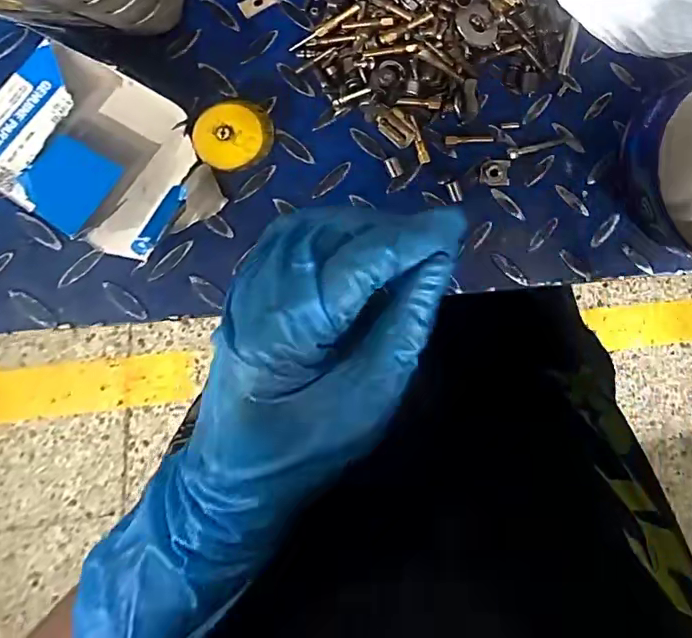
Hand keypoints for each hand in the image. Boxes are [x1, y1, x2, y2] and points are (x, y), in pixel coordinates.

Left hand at [76, 207, 466, 635]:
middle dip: (394, 230)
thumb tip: (440, 258)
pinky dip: (340, 231)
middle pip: (339, 232)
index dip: (413, 237)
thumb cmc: (309, 446)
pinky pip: (300, 231)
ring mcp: (248, 279)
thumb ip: (408, 321)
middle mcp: (262, 290)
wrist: (234, 469)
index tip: (457, 222)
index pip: (362, 260)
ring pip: (320, 223)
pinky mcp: (249, 277)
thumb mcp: (374, 396)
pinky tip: (365, 248)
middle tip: (437, 241)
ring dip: (369, 227)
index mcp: (289, 328)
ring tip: (406, 247)